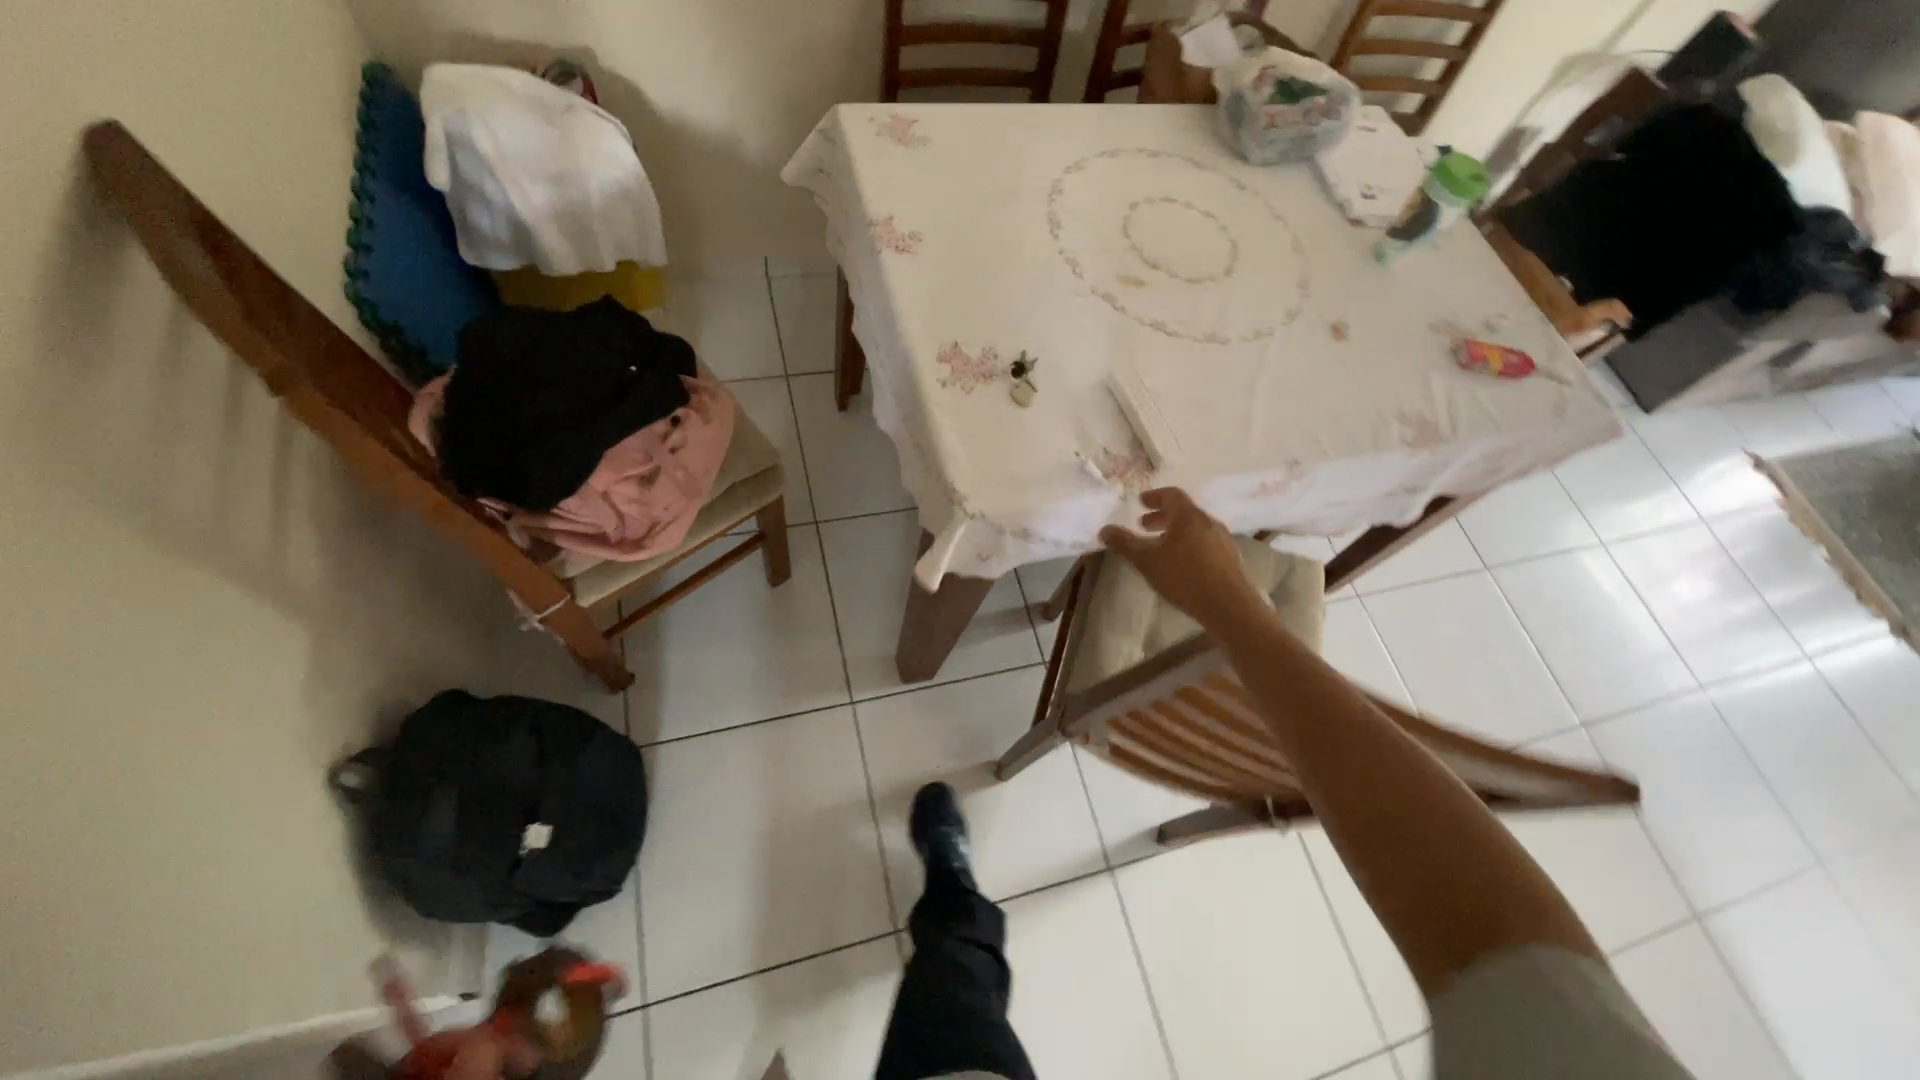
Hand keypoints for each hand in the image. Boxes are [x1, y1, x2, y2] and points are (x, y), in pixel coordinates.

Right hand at [1099, 488, 1266, 629]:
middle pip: (1184, 512)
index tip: (1140, 503)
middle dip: (1162, 517)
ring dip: (1175, 532)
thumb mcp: (1147, 561)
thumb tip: (1105, 529)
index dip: (1154, 496)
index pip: (1171, 495)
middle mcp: (1208, 522)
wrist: (1229, 606)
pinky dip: (1189, 544)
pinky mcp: (1230, 558)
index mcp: (1188, 516)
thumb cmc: (1184, 577)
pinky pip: (1205, 542)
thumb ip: (1125, 543)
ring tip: (1160, 547)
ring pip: (1195, 528)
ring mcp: (1223, 540)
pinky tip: (1181, 564)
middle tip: (1144, 526)